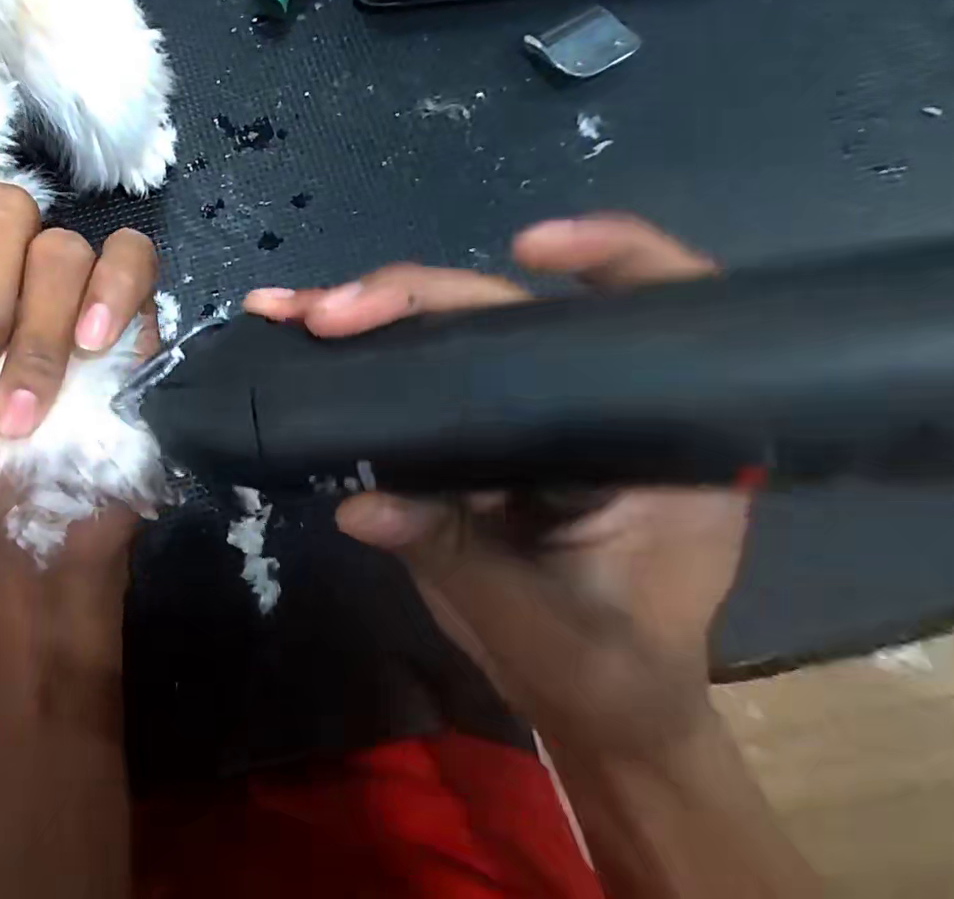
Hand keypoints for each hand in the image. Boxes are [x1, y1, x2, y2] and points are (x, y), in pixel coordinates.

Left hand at [0, 162, 160, 561]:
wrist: (34, 527)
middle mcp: (15, 270)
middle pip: (8, 210)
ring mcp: (81, 288)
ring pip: (66, 249)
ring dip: (42, 328)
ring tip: (30, 403)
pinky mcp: (137, 313)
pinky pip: (136, 258)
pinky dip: (116, 289)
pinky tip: (96, 342)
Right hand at [245, 216, 747, 754]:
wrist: (592, 707)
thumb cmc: (603, 671)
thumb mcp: (538, 622)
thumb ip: (458, 556)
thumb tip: (361, 501)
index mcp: (657, 442)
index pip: (656, 315)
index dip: (612, 255)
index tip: (532, 246)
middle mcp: (592, 408)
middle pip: (512, 317)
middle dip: (417, 297)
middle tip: (330, 310)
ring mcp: (525, 417)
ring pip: (454, 339)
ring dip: (373, 318)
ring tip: (296, 311)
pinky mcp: (477, 435)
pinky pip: (422, 384)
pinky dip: (364, 366)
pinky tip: (304, 344)